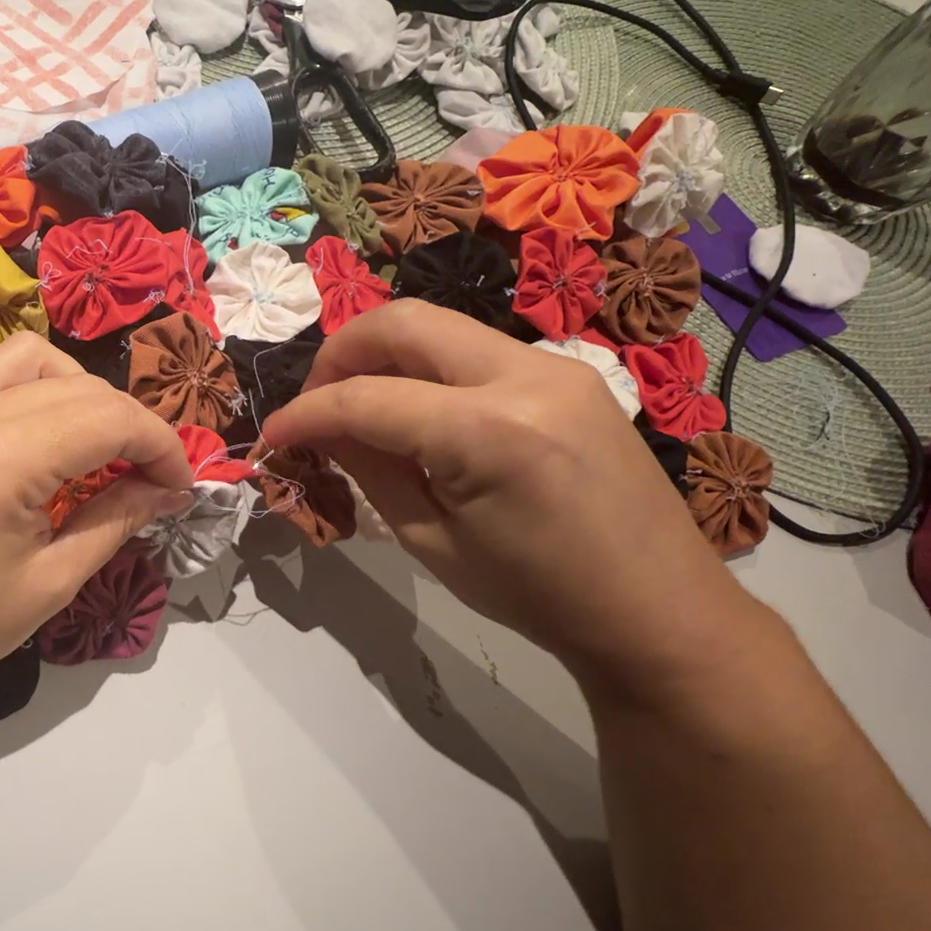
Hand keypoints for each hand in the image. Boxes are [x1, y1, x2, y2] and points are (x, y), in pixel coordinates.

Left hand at [0, 333, 193, 706]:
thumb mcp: (52, 582)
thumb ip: (116, 519)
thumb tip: (171, 488)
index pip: (107, 417)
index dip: (160, 444)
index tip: (181, 483)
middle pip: (80, 385)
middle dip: (132, 423)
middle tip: (151, 475)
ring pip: (37, 359)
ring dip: (85, 393)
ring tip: (101, 448)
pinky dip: (41, 389)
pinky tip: (52, 438)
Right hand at [262, 300, 753, 676]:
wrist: (657, 608)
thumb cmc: (535, 594)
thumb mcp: (430, 540)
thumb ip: (369, 469)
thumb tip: (317, 430)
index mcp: (487, 434)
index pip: (365, 399)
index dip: (305, 414)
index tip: (273, 436)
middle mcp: (524, 377)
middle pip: (402, 322)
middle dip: (339, 355)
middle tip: (314, 405)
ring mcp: (554, 367)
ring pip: (438, 327)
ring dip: (382, 356)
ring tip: (356, 409)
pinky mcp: (568, 374)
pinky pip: (473, 351)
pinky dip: (424, 369)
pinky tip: (413, 414)